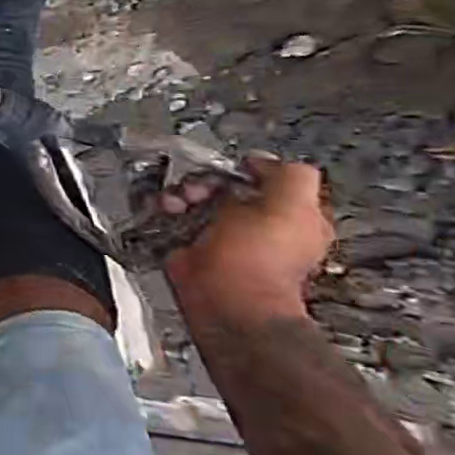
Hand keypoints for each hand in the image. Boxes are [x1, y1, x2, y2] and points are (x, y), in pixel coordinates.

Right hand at [165, 155, 332, 326]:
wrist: (223, 293)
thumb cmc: (260, 256)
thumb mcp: (291, 207)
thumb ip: (289, 177)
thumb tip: (262, 160)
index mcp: (290, 216)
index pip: (264, 179)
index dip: (244, 171)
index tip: (229, 172)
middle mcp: (256, 222)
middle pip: (224, 184)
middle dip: (205, 180)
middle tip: (199, 190)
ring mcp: (220, 231)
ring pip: (194, 194)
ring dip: (180, 191)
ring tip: (177, 202)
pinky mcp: (189, 238)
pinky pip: (171, 210)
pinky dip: (163, 205)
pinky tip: (165, 210)